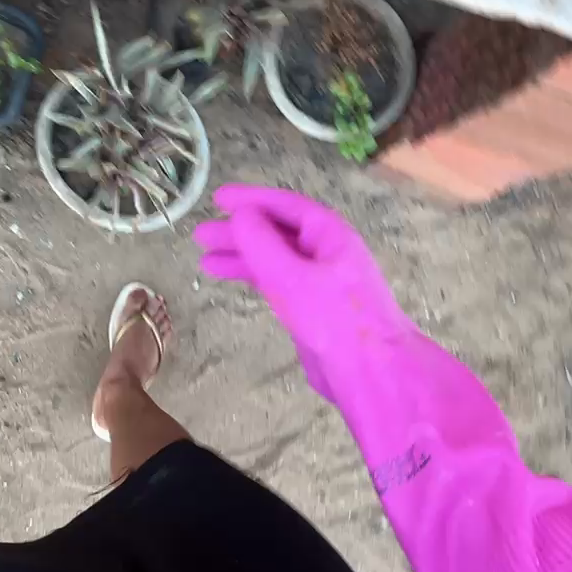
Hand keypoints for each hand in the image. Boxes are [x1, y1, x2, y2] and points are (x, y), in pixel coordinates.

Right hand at [193, 186, 412, 395]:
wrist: (369, 372)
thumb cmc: (334, 319)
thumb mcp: (291, 276)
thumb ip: (261, 243)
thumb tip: (240, 215)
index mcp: (329, 235)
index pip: (284, 206)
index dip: (250, 200)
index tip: (218, 199)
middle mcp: (325, 253)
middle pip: (276, 233)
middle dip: (239, 232)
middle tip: (202, 235)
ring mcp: (319, 282)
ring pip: (273, 260)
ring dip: (241, 257)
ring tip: (205, 260)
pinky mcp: (312, 309)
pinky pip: (277, 283)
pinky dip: (254, 278)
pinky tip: (233, 280)